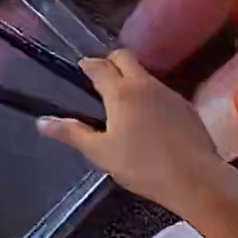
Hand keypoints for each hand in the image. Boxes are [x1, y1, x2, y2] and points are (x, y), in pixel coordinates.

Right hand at [39, 49, 237, 216]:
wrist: (195, 179)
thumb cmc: (141, 166)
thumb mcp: (100, 152)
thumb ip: (71, 133)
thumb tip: (42, 122)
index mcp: (121, 92)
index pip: (100, 66)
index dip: (87, 65)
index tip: (81, 69)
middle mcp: (145, 85)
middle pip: (125, 58)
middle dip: (110, 62)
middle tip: (100, 79)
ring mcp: (169, 94)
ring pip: (145, 75)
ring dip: (130, 79)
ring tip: (121, 102)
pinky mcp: (186, 107)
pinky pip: (161, 91)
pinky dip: (148, 96)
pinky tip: (147, 119)